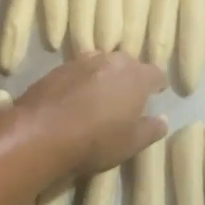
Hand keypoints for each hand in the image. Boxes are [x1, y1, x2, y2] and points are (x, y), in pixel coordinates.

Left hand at [13, 53, 166, 175]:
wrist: (41, 132)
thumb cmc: (96, 140)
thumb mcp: (131, 143)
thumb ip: (151, 129)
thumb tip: (163, 119)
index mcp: (135, 77)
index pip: (155, 72)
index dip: (157, 84)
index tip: (157, 93)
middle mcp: (111, 61)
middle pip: (128, 63)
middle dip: (131, 77)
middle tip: (129, 96)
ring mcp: (82, 61)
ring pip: (102, 63)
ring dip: (105, 75)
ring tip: (102, 95)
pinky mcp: (58, 68)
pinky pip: (79, 70)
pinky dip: (83, 80)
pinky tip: (76, 97)